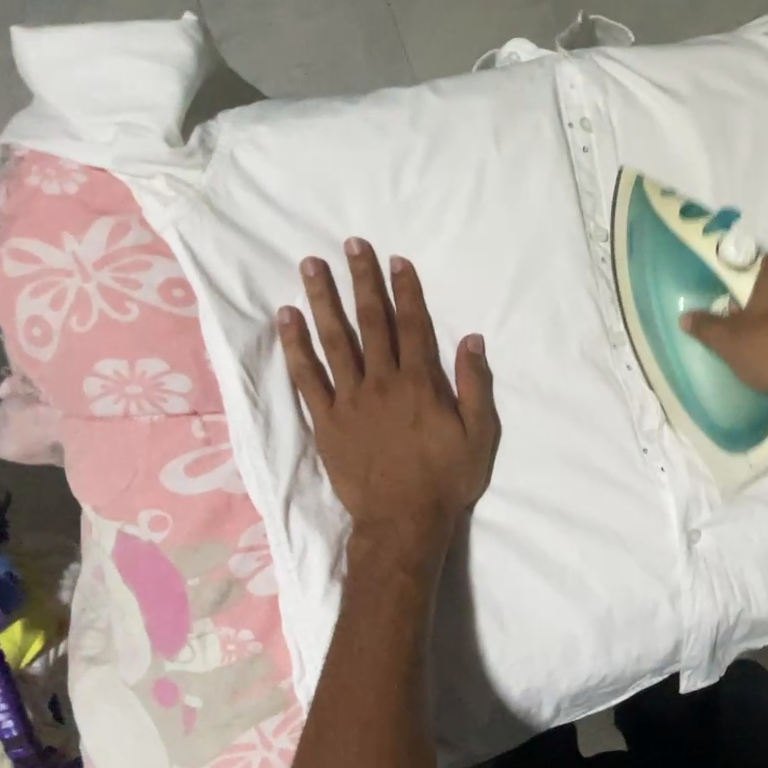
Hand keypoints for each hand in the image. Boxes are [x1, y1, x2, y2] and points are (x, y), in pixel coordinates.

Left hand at [278, 238, 500, 549]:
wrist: (402, 521)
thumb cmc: (447, 479)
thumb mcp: (479, 435)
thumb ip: (475, 386)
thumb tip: (472, 341)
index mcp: (420, 384)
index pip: (412, 326)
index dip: (405, 291)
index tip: (396, 261)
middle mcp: (382, 382)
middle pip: (371, 323)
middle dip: (362, 282)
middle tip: (351, 247)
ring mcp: (349, 400)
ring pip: (333, 340)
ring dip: (323, 301)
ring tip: (312, 267)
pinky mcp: (325, 420)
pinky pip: (306, 377)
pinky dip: (296, 346)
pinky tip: (287, 319)